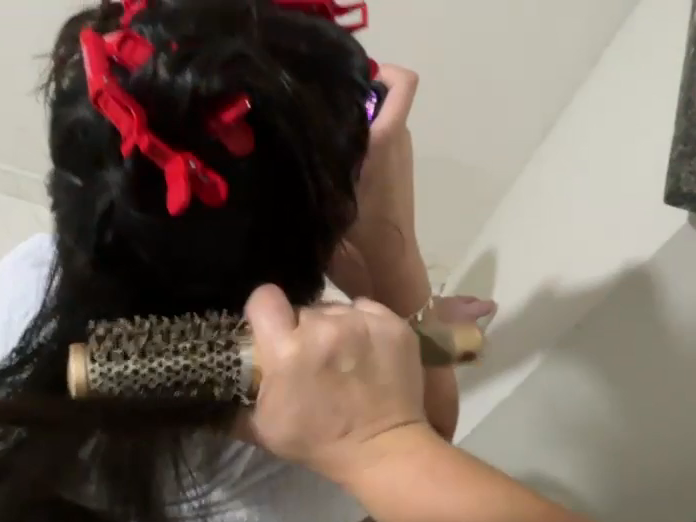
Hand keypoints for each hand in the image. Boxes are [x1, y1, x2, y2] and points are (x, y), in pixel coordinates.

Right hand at [242, 284, 430, 480]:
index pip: (264, 298)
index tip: (268, 330)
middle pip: (301, 309)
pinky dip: (361, 328)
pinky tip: (362, 354)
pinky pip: (365, 311)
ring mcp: (363, 323)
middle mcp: (324, 327)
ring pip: (334, 310)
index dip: (262, 312)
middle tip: (307, 359)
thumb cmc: (316, 442)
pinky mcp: (393, 324)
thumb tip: (204, 396)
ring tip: (339, 359)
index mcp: (287, 351)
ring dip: (331, 329)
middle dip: (299, 330)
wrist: (380, 449)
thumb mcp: (262, 430)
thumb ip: (232, 405)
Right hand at [328, 64, 429, 315]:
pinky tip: (319, 175)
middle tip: (309, 122)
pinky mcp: (388, 182)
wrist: (382, 273)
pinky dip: (349, 155)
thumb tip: (297, 138)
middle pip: (377, 103)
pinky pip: (369, 152)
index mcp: (385, 139)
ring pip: (371, 128)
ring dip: (346, 133)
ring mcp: (394, 162)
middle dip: (348, 105)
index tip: (338, 90)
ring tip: (309, 149)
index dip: (375, 74)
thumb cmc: (361, 239)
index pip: (398, 84)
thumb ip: (320, 165)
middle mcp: (395, 142)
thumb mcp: (332, 198)